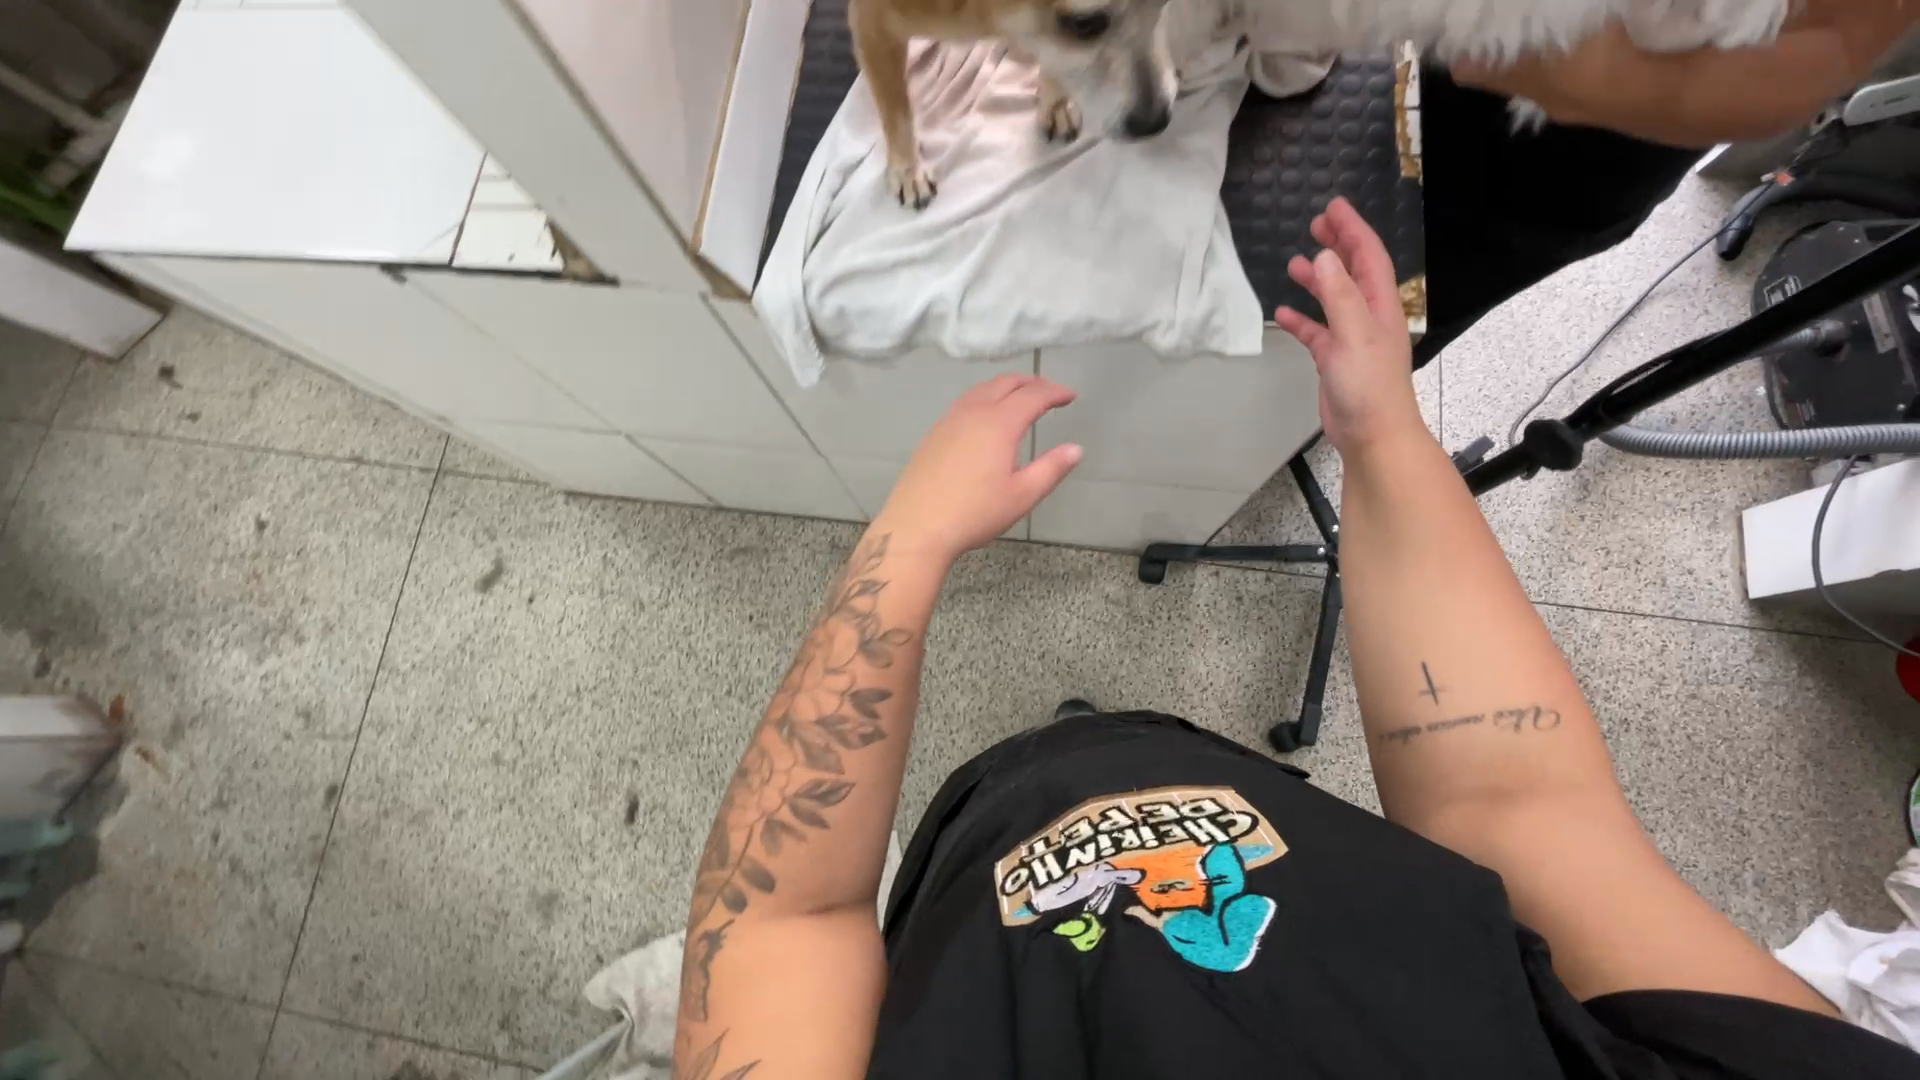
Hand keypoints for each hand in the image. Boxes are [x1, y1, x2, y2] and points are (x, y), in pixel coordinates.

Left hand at [875, 375, 1082, 562]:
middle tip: (1049, 392)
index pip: (1033, 395)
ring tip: (1020, 398)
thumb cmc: (974, 513)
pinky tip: (986, 417)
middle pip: (1005, 383)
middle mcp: (973, 413)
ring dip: (1005, 387)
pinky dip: (985, 398)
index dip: (1055, 392)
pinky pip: (965, 403)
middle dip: (1031, 382)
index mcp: (999, 424)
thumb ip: (1051, 469)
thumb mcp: (1021, 496)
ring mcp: (949, 421)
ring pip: (982, 389)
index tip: (1071, 396)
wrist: (917, 527)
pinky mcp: (934, 434)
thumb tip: (1076, 449)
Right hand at [1273, 197, 1424, 455]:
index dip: (1352, 230)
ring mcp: (1351, 339)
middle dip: (1337, 246)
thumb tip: (1323, 257)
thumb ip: (1338, 294)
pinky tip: (1284, 313)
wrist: (1372, 433)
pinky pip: (1316, 332)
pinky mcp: (1335, 360)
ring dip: (1316, 280)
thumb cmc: (1369, 385)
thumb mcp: (1354, 334)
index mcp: (1379, 306)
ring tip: (1294, 263)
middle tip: (1316, 224)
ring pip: (1332, 299)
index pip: (1368, 257)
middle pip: (1352, 272)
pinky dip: (1302, 320)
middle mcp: (1368, 317)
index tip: (1333, 207)